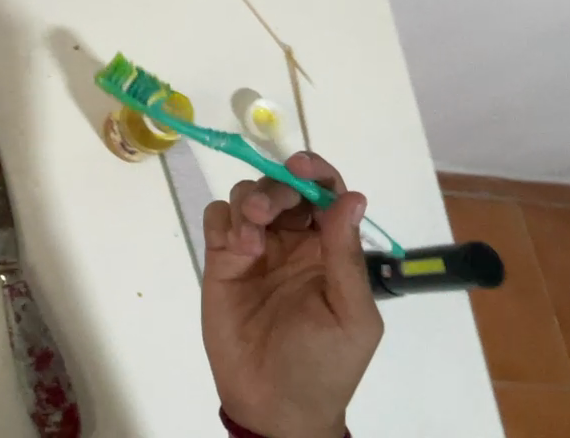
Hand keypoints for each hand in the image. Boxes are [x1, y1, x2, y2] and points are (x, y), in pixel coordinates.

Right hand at [201, 152, 382, 437]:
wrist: (273, 403)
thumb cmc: (324, 364)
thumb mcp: (352, 315)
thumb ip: (346, 256)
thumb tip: (353, 197)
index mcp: (329, 250)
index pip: (326, 194)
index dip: (316, 173)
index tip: (301, 165)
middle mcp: (292, 240)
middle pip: (282, 188)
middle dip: (275, 187)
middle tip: (265, 209)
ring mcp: (254, 246)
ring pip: (246, 194)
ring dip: (248, 201)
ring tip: (250, 235)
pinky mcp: (221, 256)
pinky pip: (217, 216)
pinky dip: (225, 220)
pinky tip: (235, 247)